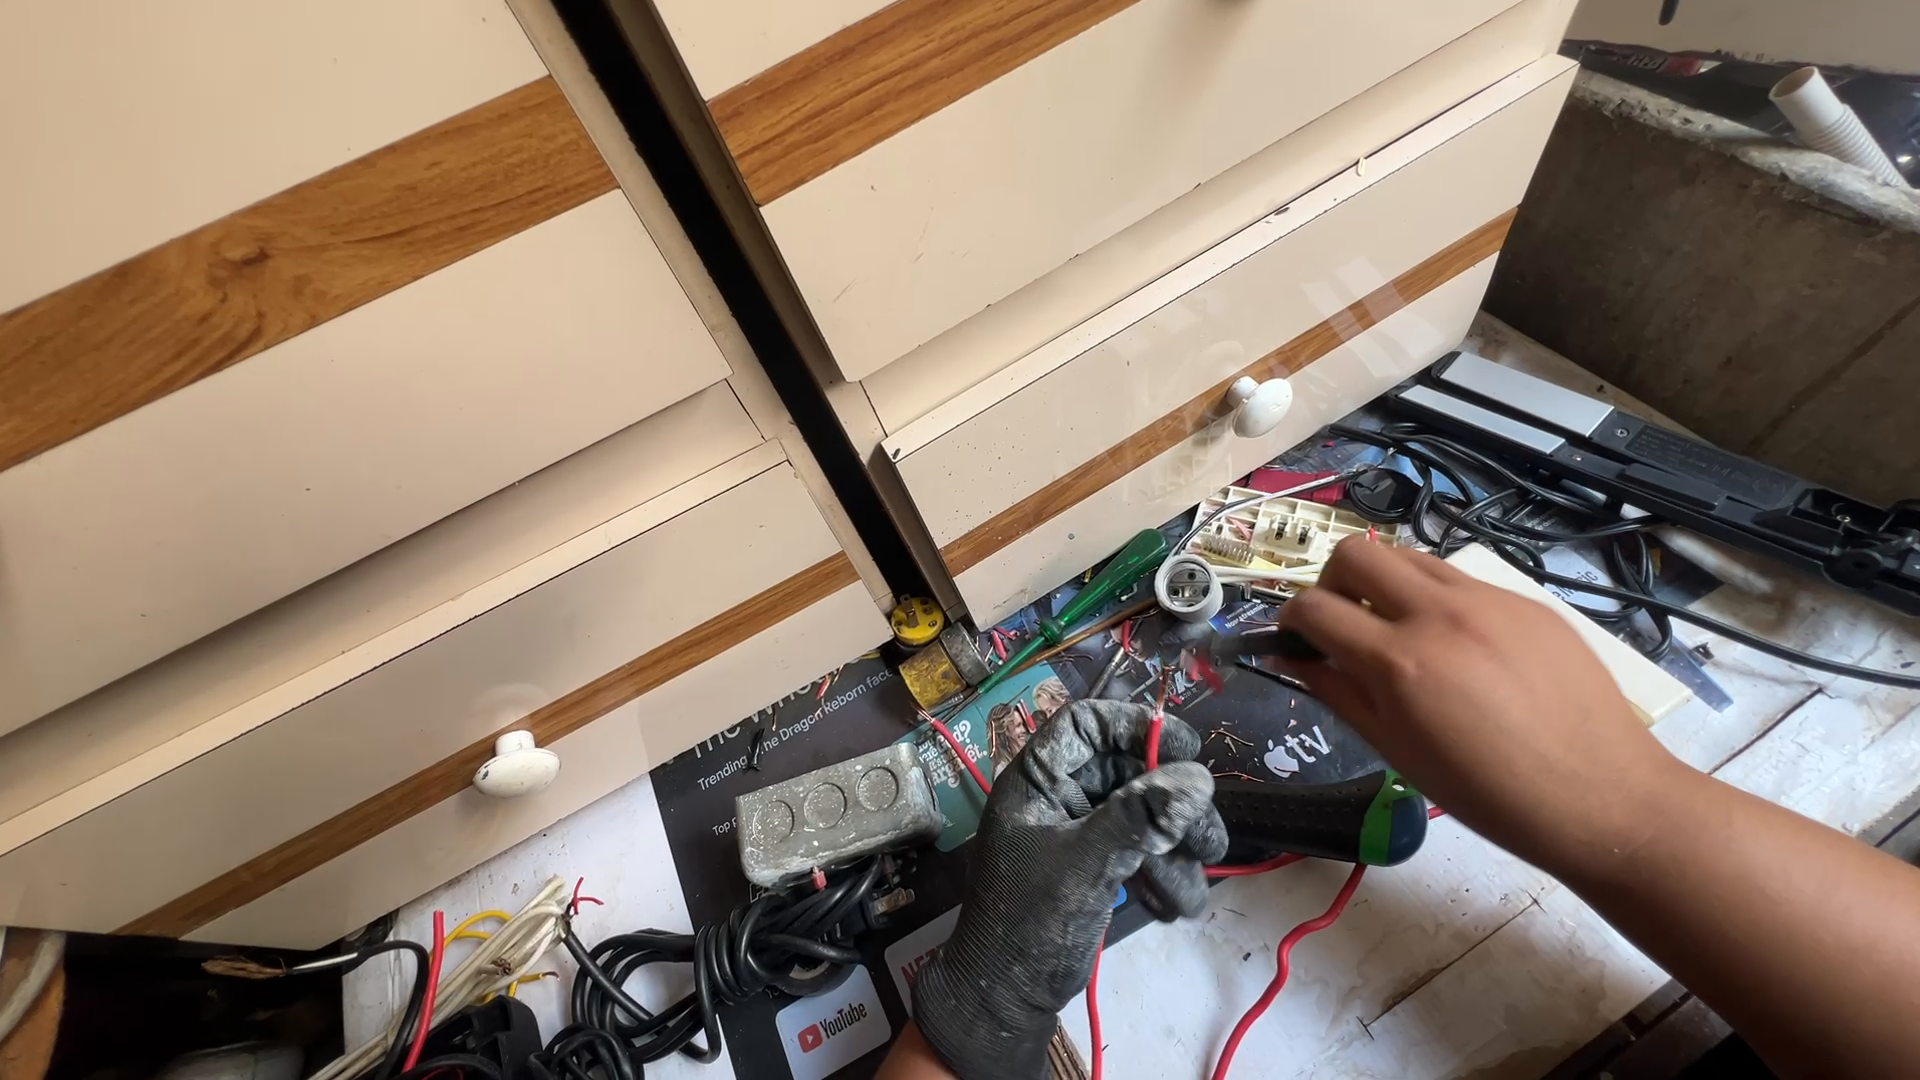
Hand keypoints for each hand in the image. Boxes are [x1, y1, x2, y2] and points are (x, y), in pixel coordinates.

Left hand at [912, 699, 1227, 1079]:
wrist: (1009, 996)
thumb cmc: (1030, 920)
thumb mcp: (1086, 863)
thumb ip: (1139, 817)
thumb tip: (1199, 778)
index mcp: (1038, 778)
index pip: (1085, 723)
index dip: (1133, 725)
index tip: (1185, 746)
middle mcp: (1062, 793)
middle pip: (1129, 770)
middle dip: (1172, 805)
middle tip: (1208, 839)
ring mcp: (1084, 827)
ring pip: (1145, 811)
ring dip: (1178, 848)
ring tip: (1191, 890)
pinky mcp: (1102, 859)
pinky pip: (1144, 846)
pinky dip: (1165, 872)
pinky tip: (1172, 906)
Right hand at [1273, 538, 1683, 873]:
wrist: (1606, 799)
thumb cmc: (1484, 791)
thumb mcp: (1392, 747)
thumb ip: (1335, 690)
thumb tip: (1289, 657)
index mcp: (1400, 662)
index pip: (1314, 608)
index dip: (1290, 621)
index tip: (1296, 641)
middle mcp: (1439, 614)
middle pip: (1354, 554)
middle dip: (1331, 583)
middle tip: (1344, 624)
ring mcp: (1488, 600)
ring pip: (1406, 556)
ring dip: (1382, 584)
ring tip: (1398, 629)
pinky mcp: (1525, 601)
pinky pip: (1458, 579)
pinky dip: (1433, 599)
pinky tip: (1456, 645)